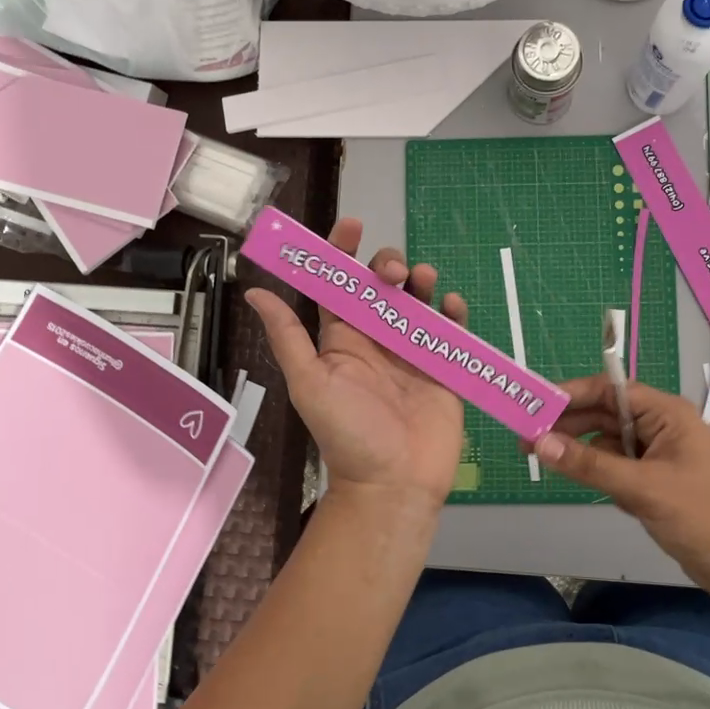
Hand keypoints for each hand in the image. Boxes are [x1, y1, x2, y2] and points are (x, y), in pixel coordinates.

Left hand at [245, 218, 467, 513]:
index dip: (343, 251)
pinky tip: (451, 304)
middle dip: (388, 265)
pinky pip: (451, 328)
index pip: (340, 284)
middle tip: (392, 273)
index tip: (351, 225)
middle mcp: (377, 338)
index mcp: (342, 339)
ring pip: (419, 299)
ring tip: (423, 281)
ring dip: (422, 280)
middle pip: (383, 285)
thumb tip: (256, 292)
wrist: (393, 483)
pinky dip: (454, 310)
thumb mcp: (309, 383)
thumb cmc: (347, 434)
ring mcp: (413, 351)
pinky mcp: (444, 366)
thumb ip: (289, 337)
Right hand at [531, 376, 709, 588]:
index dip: (571, 394)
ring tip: (541, 459)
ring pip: (606, 441)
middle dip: (567, 425)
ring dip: (579, 450)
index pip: (611, 390)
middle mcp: (661, 426)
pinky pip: (615, 464)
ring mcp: (657, 453)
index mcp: (667, 413)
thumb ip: (589, 464)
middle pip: (605, 414)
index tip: (535, 405)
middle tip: (526, 439)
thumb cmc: (700, 517)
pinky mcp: (654, 479)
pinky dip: (597, 472)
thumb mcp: (640, 488)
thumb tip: (539, 443)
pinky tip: (580, 482)